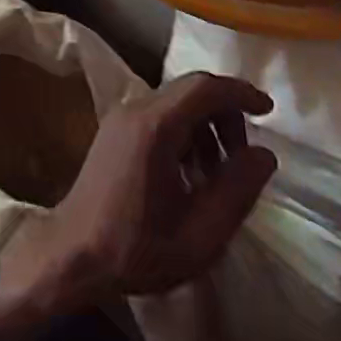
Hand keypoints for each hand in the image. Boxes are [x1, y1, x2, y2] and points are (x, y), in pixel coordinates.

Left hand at [0, 73, 276, 338]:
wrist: (72, 254)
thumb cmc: (137, 247)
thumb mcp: (201, 233)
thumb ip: (238, 189)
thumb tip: (264, 153)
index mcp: (154, 126)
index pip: (204, 87)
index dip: (240, 92)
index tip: (268, 110)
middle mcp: (134, 109)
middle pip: (190, 91)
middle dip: (225, 116)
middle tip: (241, 160)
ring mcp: (120, 118)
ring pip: (174, 103)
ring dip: (204, 127)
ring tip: (216, 176)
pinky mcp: (113, 131)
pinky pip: (157, 116)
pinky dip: (183, 133)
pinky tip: (189, 175)